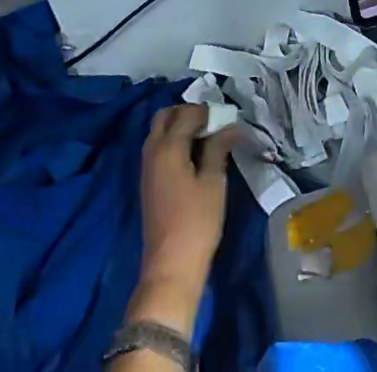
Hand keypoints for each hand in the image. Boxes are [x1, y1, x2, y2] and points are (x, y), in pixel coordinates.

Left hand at [138, 104, 235, 298]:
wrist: (171, 265)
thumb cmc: (197, 221)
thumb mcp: (214, 181)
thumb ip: (218, 147)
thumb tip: (230, 125)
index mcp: (168, 148)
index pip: (187, 114)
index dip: (209, 111)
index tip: (229, 118)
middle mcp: (152, 151)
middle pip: (165, 117)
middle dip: (188, 113)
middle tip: (213, 123)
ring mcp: (147, 167)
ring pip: (159, 131)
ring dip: (180, 127)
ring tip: (208, 137)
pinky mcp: (148, 181)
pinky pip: (158, 147)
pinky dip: (174, 141)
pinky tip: (195, 155)